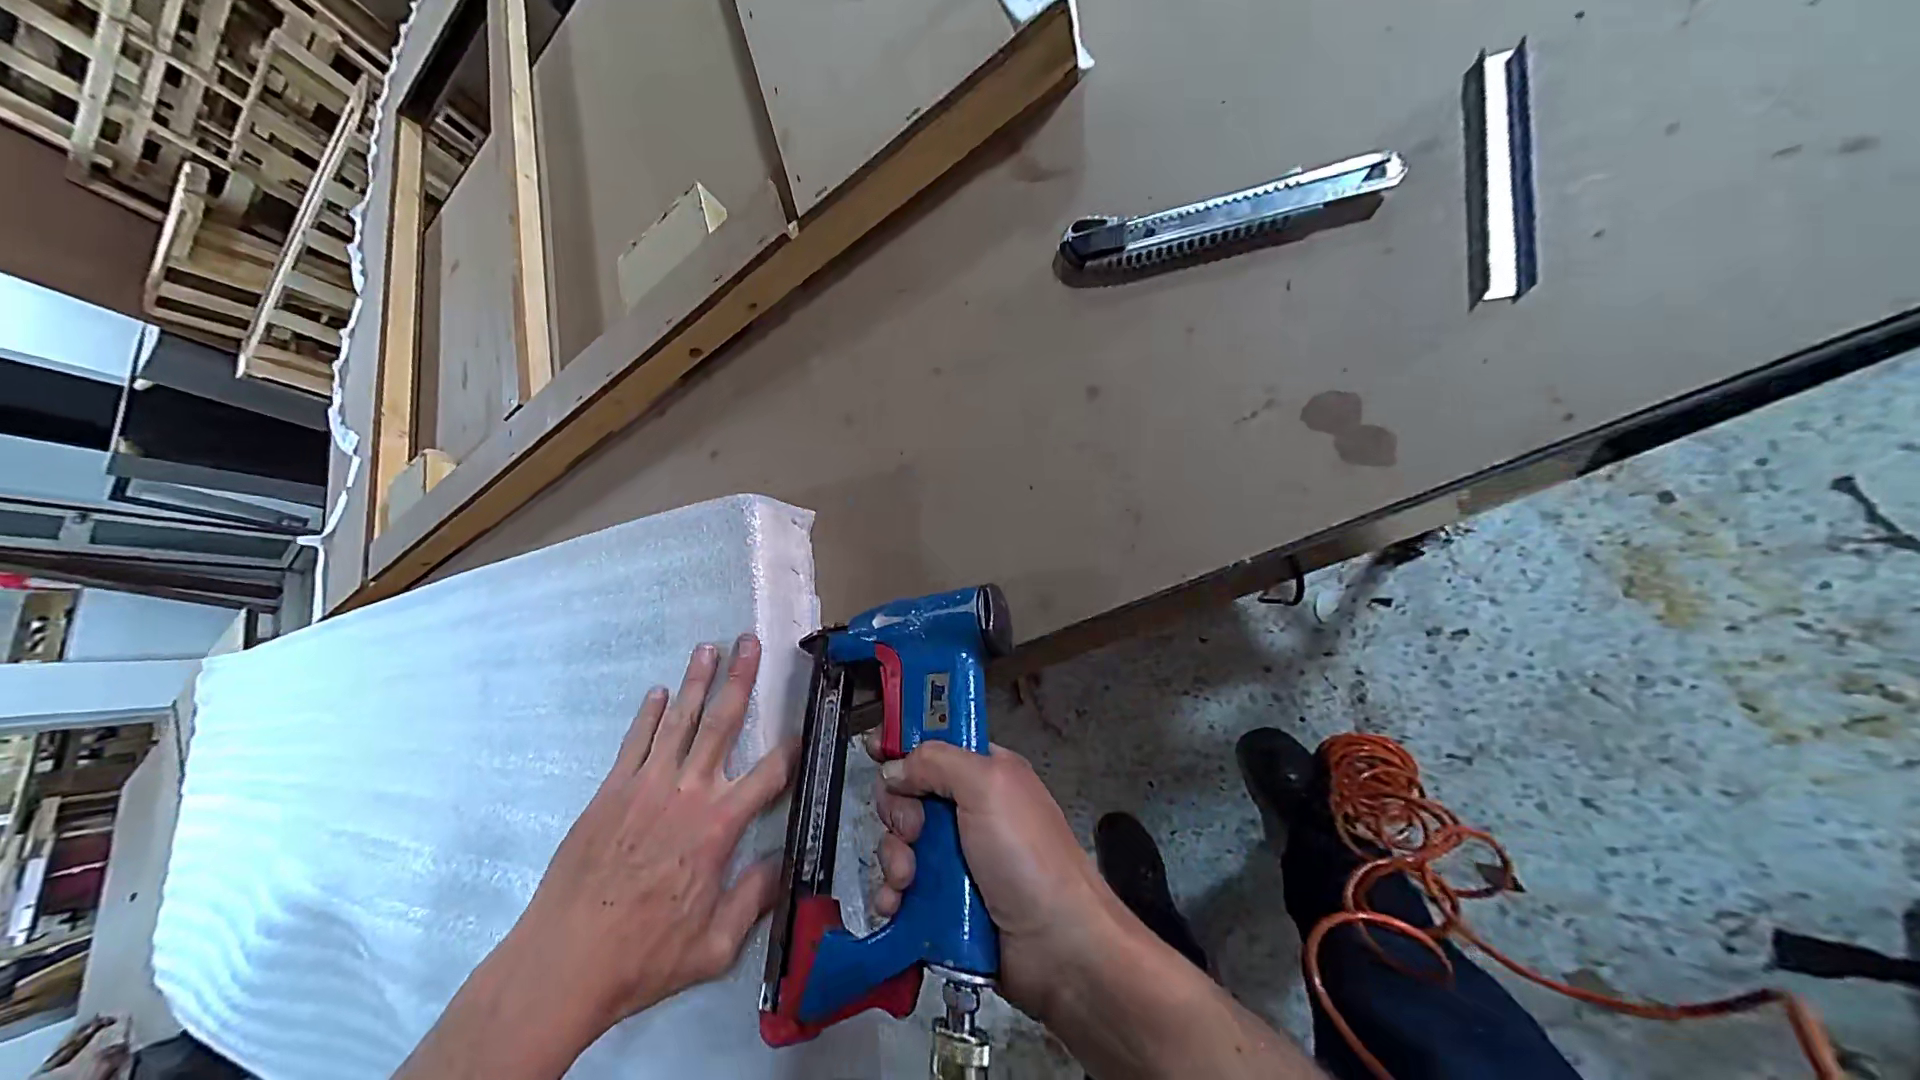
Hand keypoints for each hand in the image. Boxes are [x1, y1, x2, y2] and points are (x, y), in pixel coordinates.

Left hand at [397, 636, 797, 1079]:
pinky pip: (634, 741)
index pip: (772, 773)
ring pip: (679, 720)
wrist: (563, 962)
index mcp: (720, 826)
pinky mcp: (610, 791)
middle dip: (741, 679)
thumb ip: (755, 898)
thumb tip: (783, 862)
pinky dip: (648, 714)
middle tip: (750, 642)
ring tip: (708, 648)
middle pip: (723, 723)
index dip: (794, 746)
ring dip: (696, 681)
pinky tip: (658, 691)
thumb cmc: (646, 955)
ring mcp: (646, 785)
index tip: (807, 722)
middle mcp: (689, 792)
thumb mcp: (717, 945)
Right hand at [867, 739, 1118, 1018]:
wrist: (1057, 950)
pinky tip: (897, 904)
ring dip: (894, 860)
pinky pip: (901, 888)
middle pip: (908, 794)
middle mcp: (969, 810)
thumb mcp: (988, 788)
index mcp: (985, 773)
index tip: (878, 751)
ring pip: (900, 843)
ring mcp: (956, 857)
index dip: (905, 745)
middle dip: (899, 813)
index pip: (936, 745)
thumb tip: (895, 768)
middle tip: (914, 832)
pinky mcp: (944, 900)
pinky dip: (893, 895)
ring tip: (909, 880)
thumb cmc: (1033, 861)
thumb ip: (937, 762)